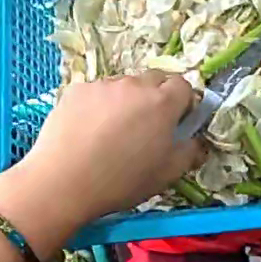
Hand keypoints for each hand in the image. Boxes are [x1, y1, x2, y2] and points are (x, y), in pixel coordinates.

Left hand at [0, 71, 204, 245]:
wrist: (63, 181)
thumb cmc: (122, 181)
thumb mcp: (167, 174)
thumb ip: (190, 152)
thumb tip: (198, 141)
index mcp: (163, 102)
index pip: (184, 86)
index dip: (182, 103)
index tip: (175, 123)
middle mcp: (134, 85)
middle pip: (154, 80)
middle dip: (156, 97)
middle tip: (146, 127)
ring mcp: (103, 85)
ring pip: (124, 86)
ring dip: (126, 100)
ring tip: (112, 131)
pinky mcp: (76, 89)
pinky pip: (97, 92)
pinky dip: (99, 105)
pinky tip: (88, 130)